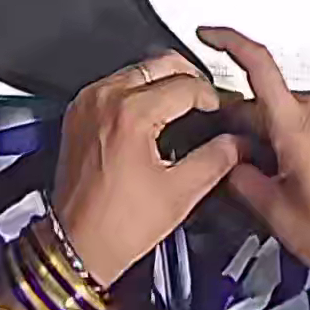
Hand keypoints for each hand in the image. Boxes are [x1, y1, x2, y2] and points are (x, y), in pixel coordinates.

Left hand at [53, 53, 246, 285]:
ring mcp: (90, 100)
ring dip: (164, 78)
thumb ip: (215, 160)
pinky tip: (151, 109)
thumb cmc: (116, 227)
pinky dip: (138, 88)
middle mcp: (107, 97)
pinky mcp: (80, 107)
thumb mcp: (179, 194)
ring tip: (181, 103)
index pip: (186, 84)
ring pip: (139, 68)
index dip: (210, 96)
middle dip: (190, 75)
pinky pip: (117, 81)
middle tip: (204, 96)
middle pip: (161, 62)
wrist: (73, 247)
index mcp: (132, 113)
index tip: (219, 108)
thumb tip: (235, 142)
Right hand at [199, 28, 309, 309]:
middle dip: (245, 123)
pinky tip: (294, 172)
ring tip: (275, 178)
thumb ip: (240, 175)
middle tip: (236, 158)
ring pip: (286, 108)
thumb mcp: (275, 213)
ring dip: (271, 131)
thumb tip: (225, 159)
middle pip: (266, 98)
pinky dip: (292, 134)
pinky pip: (307, 116)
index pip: (257, 63)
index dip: (228, 40)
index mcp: (298, 125)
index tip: (208, 34)